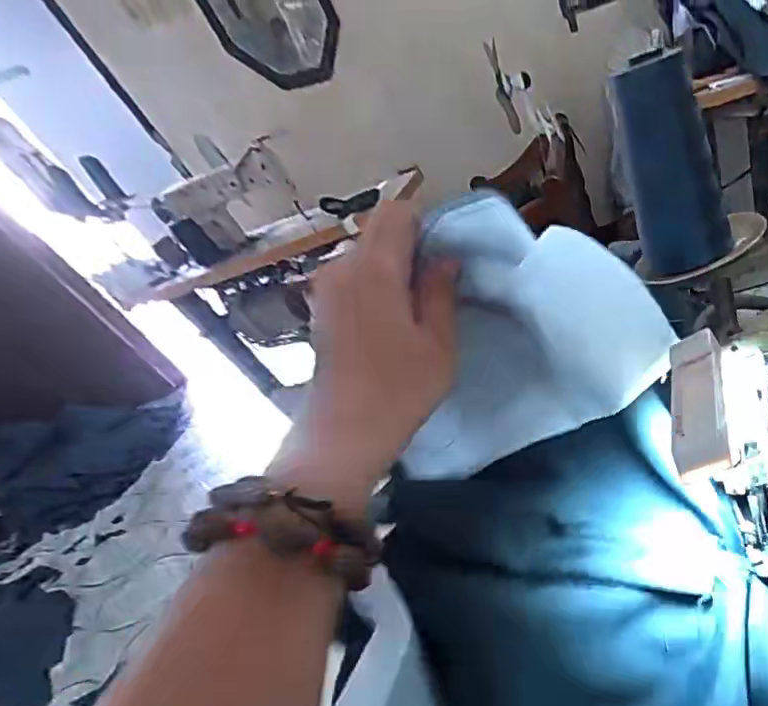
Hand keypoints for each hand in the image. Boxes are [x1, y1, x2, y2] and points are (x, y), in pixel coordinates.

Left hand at [273, 200, 458, 512]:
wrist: (346, 430)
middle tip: (438, 291)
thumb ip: (441, 293)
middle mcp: (342, 266)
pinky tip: (393, 324)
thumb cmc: (402, 388)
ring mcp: (326, 287)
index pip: (397, 213)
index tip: (446, 257)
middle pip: (378, 232)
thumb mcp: (439, 344)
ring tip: (416, 313)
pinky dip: (376, 288)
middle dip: (410, 249)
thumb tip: (445, 259)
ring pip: (365, 257)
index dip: (425, 224)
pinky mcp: (321, 308)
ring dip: (393, 271)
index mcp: (375, 269)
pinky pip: (353, 279)